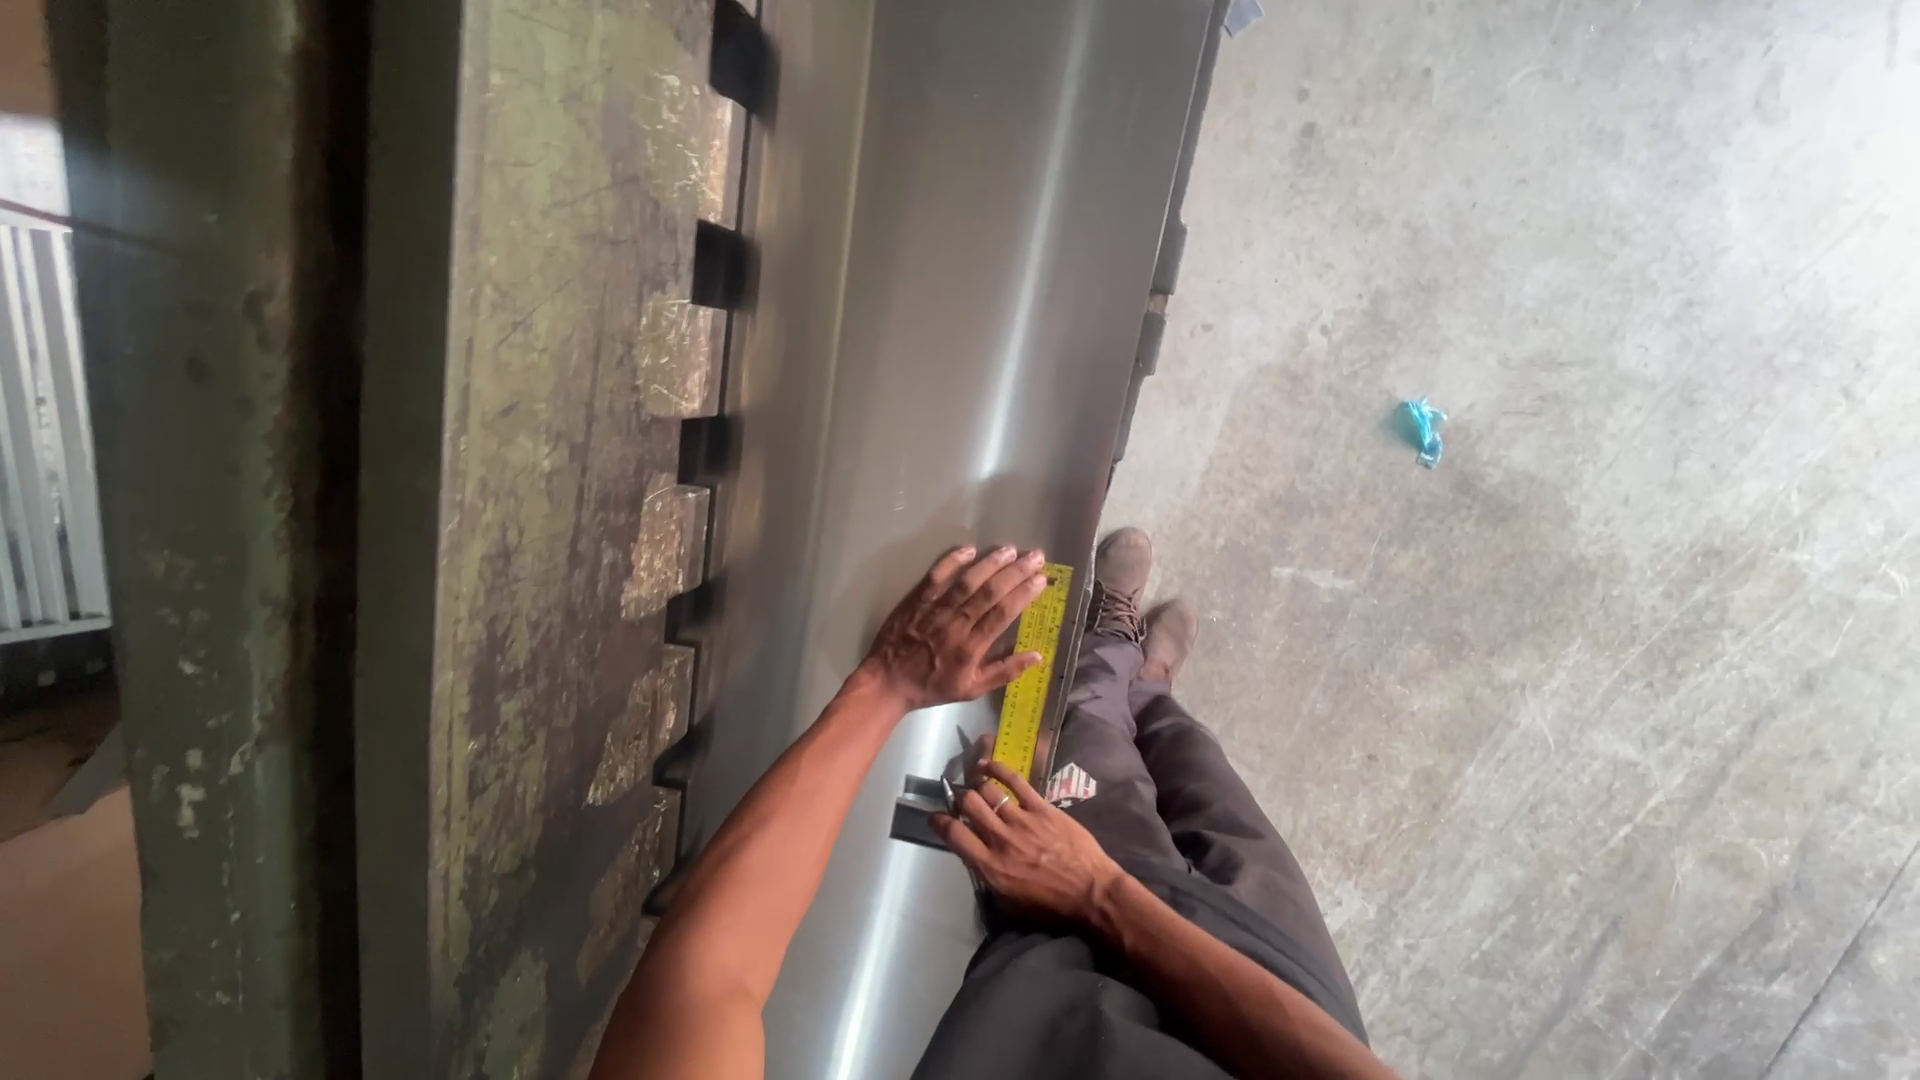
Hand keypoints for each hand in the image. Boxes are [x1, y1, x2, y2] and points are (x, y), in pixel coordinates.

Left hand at [856, 546, 1048, 710]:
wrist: (887, 681)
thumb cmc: (932, 686)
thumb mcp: (972, 689)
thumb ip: (1005, 671)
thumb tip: (1038, 655)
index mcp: (971, 648)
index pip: (1003, 614)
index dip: (1024, 594)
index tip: (1041, 579)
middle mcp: (956, 624)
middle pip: (990, 592)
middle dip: (1015, 572)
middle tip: (1035, 557)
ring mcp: (935, 609)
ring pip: (967, 580)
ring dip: (990, 563)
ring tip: (1010, 549)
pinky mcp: (917, 600)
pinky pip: (936, 576)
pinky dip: (952, 561)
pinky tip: (969, 549)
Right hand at [932, 760, 1125, 924]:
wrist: (1091, 892)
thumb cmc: (1051, 906)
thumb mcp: (1010, 903)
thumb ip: (989, 878)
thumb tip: (977, 859)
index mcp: (991, 867)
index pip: (954, 835)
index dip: (940, 822)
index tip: (936, 818)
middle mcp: (1001, 839)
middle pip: (969, 805)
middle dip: (960, 799)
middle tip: (963, 801)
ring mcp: (1022, 820)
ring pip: (988, 791)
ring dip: (978, 786)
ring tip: (976, 784)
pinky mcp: (1042, 808)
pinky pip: (1015, 781)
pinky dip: (998, 769)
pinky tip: (987, 765)